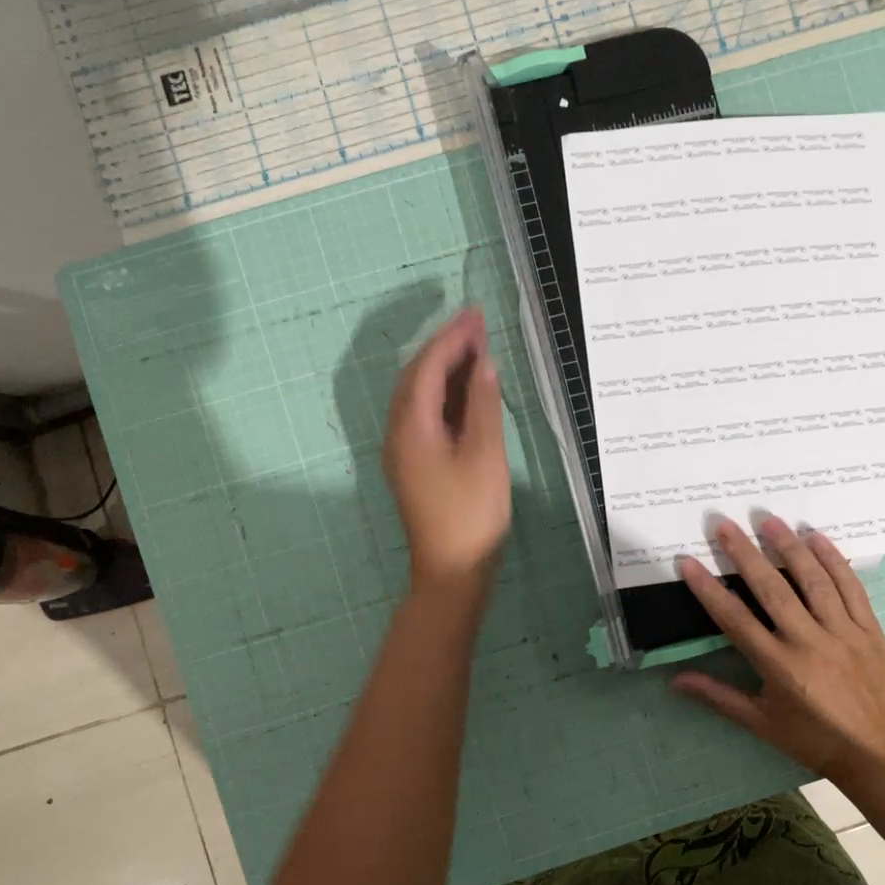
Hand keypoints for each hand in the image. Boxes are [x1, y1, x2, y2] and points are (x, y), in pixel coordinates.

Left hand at [383, 308, 511, 590]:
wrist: (452, 571)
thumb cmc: (471, 514)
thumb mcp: (485, 455)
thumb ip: (483, 406)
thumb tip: (484, 364)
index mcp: (412, 427)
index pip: (428, 368)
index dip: (452, 338)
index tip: (476, 313)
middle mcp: (399, 433)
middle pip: (418, 377)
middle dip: (446, 347)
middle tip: (478, 324)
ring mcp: (405, 451)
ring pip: (421, 396)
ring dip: (446, 370)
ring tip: (477, 348)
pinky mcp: (416, 465)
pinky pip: (426, 415)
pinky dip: (446, 395)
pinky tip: (469, 390)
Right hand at [672, 518, 884, 780]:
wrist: (874, 752)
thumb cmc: (811, 738)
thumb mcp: (761, 722)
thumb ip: (718, 696)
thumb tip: (676, 680)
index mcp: (779, 667)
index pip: (736, 620)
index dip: (710, 589)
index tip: (689, 562)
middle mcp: (809, 643)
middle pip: (772, 590)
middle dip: (746, 554)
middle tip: (725, 525)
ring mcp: (843, 633)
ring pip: (813, 581)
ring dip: (789, 547)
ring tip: (769, 520)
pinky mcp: (869, 629)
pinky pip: (851, 587)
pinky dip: (834, 560)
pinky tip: (817, 537)